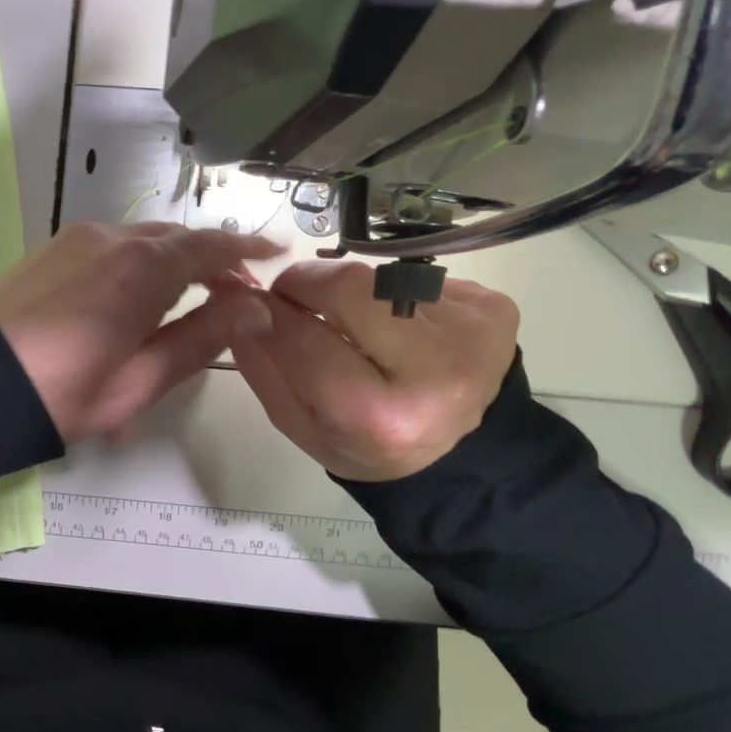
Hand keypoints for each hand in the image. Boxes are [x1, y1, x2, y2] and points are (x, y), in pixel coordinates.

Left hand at [0, 222, 281, 442]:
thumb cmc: (62, 392)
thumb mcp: (141, 379)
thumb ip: (203, 337)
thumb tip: (254, 306)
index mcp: (143, 266)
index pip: (212, 246)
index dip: (249, 251)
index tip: (276, 255)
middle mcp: (111, 238)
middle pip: (176, 240)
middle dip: (211, 261)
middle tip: (233, 293)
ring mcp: (74, 240)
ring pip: (140, 242)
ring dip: (171, 264)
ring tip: (185, 300)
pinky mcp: (48, 251)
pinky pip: (107, 249)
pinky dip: (135, 265)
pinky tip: (133, 298)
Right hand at [230, 260, 518, 481]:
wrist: (459, 454)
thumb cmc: (366, 447)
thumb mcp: (301, 426)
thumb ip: (264, 367)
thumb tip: (237, 307)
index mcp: (376, 414)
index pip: (302, 336)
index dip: (268, 311)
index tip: (249, 303)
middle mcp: (434, 368)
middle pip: (348, 285)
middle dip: (306, 282)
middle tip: (290, 295)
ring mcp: (472, 331)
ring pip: (380, 277)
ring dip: (351, 292)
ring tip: (351, 323)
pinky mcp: (493, 307)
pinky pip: (417, 280)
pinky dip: (391, 297)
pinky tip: (396, 327)